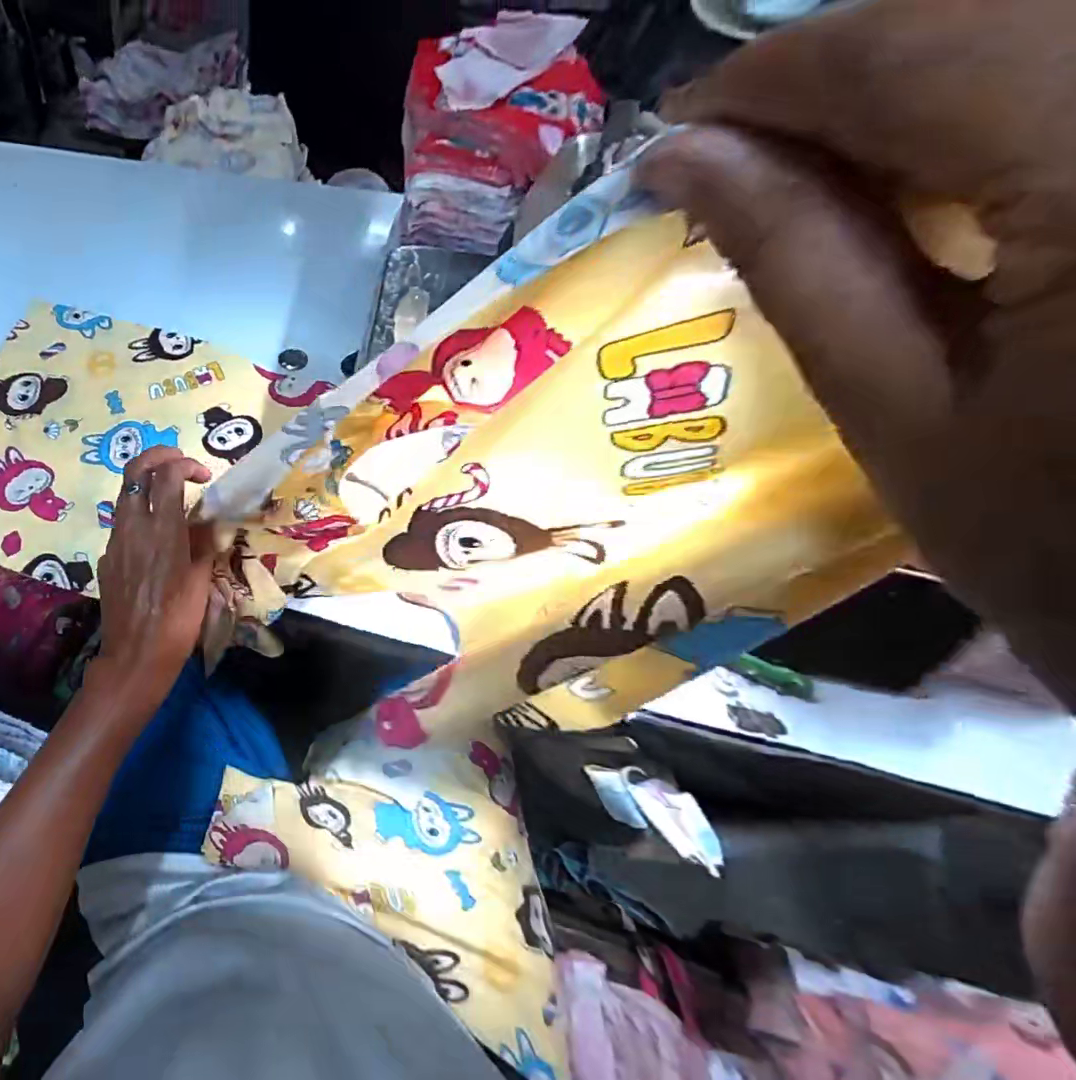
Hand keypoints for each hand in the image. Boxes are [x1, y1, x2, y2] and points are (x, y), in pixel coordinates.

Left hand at [93, 446, 215, 701]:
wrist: (135, 657)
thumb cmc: (177, 623)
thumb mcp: (201, 582)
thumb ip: (204, 544)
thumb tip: (208, 523)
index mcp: (162, 532)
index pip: (167, 475)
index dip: (186, 463)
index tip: (203, 476)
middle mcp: (133, 529)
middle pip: (134, 471)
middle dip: (158, 457)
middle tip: (180, 464)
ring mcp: (114, 543)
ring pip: (125, 497)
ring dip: (146, 487)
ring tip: (171, 500)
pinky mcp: (106, 559)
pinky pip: (122, 527)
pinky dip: (139, 518)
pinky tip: (156, 542)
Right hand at [636, 0, 1075, 710]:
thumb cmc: (1074, 547)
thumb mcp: (896, 406)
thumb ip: (796, 257)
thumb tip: (684, 161)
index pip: (922, 50)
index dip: (780, 72)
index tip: (683, 120)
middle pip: (1009, 7)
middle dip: (855, 58)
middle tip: (746, 136)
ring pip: (1059, 26)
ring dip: (938, 65)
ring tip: (832, 145)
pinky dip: (1018, 86)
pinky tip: (954, 153)